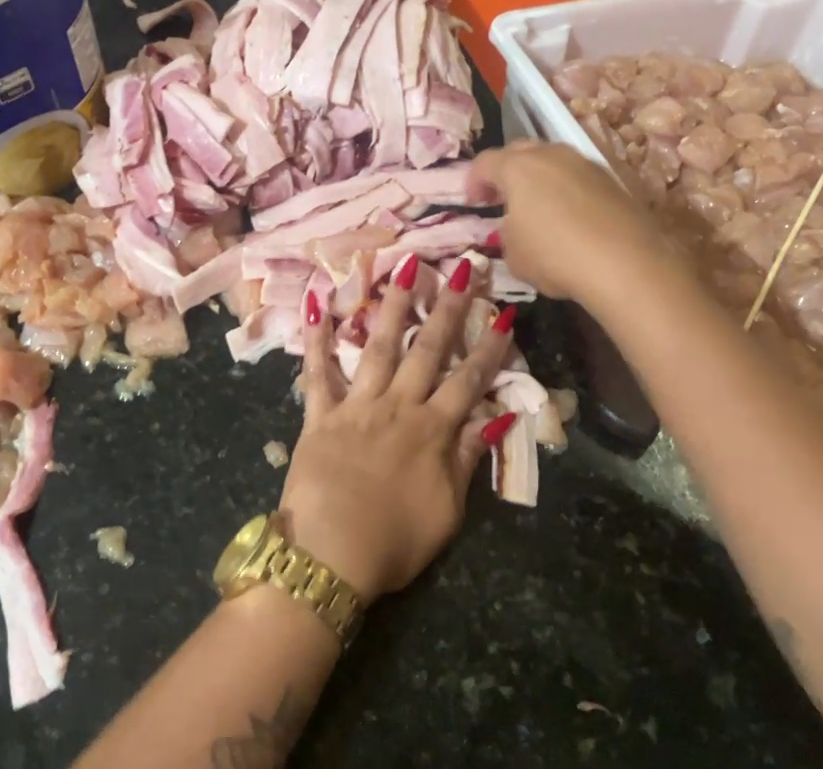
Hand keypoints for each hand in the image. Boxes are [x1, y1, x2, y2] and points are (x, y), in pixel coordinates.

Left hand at [280, 258, 516, 602]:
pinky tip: (318, 303)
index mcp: (433, 431)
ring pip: (379, 347)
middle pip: (429, 351)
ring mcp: (356, 407)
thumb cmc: (394, 543)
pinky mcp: (319, 415)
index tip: (506, 311)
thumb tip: (496, 418)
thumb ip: (467, 459)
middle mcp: (398, 407)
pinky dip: (317, 338)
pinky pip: (317, 372)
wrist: (330, 556)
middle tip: (462, 268)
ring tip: (404, 266)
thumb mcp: (447, 511)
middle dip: (449, 308)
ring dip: (394, 306)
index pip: (469, 380)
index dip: (490, 347)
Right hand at [467, 141, 662, 305]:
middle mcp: (552, 155)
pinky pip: (578, 177)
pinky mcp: (613, 180)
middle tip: (503, 197)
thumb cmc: (555, 256)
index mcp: (519, 167)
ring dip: (540, 178)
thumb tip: (515, 228)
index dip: (473, 181)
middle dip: (507, 171)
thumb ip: (506, 234)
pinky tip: (570, 217)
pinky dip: (567, 190)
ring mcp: (586, 164)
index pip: (485, 163)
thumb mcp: (513, 254)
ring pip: (553, 161)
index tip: (474, 202)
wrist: (626, 264)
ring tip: (538, 206)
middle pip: (521, 151)